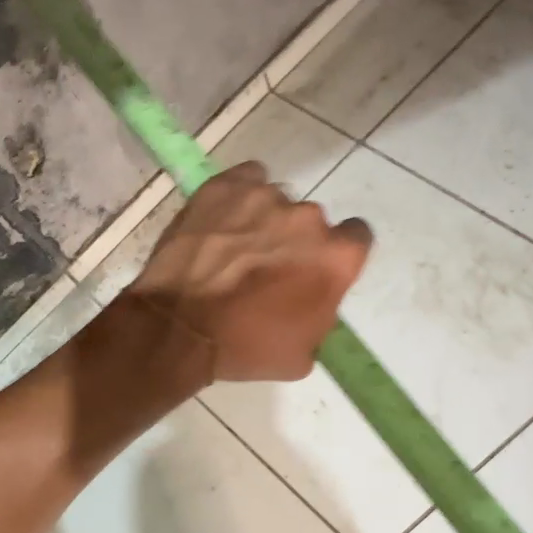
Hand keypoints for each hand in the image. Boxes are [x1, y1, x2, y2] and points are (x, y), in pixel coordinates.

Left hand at [129, 161, 372, 381]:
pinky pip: (244, 179)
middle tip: (262, 267)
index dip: (332, 255)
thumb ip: (320, 316)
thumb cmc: (243, 348)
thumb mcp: (302, 354)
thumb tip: (311, 301)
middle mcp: (308, 218)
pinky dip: (236, 196)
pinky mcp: (224, 186)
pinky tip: (220, 220)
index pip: (354, 239)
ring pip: (274, 201)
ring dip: (260, 221)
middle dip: (291, 241)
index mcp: (336, 257)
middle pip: (309, 222)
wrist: (178, 328)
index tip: (310, 269)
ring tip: (230, 248)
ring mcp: (265, 197)